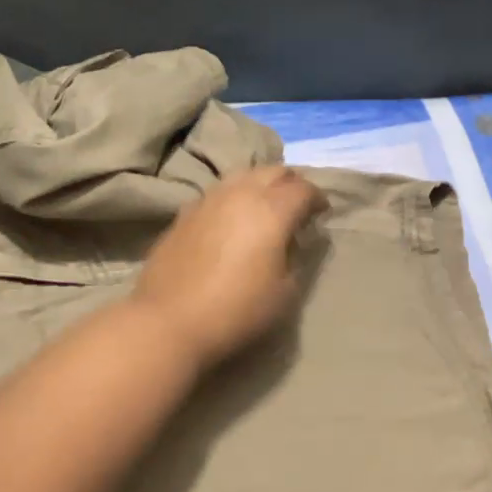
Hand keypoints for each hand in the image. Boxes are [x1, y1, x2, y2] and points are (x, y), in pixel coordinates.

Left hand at [130, 166, 326, 367]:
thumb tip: (296, 240)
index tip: (322, 215)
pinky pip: (218, 192)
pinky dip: (233, 197)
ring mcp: (208, 199)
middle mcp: (240, 193)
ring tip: (264, 208)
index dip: (318, 199)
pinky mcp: (185, 212)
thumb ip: (297, 258)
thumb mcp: (285, 292)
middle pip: (273, 171)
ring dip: (260, 185)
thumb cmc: (236, 310)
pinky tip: (231, 220)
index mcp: (271, 210)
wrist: (169, 320)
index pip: (304, 189)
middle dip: (291, 183)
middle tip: (297, 206)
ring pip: (242, 175)